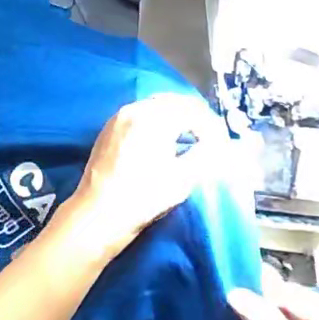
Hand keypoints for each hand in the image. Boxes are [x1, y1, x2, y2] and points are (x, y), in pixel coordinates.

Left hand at [55, 93, 215, 261]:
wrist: (96, 217)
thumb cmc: (142, 199)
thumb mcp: (182, 180)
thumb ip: (205, 155)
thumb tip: (218, 144)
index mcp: (154, 118)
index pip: (193, 111)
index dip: (211, 126)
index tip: (222, 143)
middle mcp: (136, 109)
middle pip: (175, 102)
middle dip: (195, 116)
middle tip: (210, 136)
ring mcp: (120, 116)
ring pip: (157, 105)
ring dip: (177, 115)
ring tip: (191, 135)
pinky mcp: (110, 127)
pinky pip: (141, 113)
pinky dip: (158, 119)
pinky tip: (164, 137)